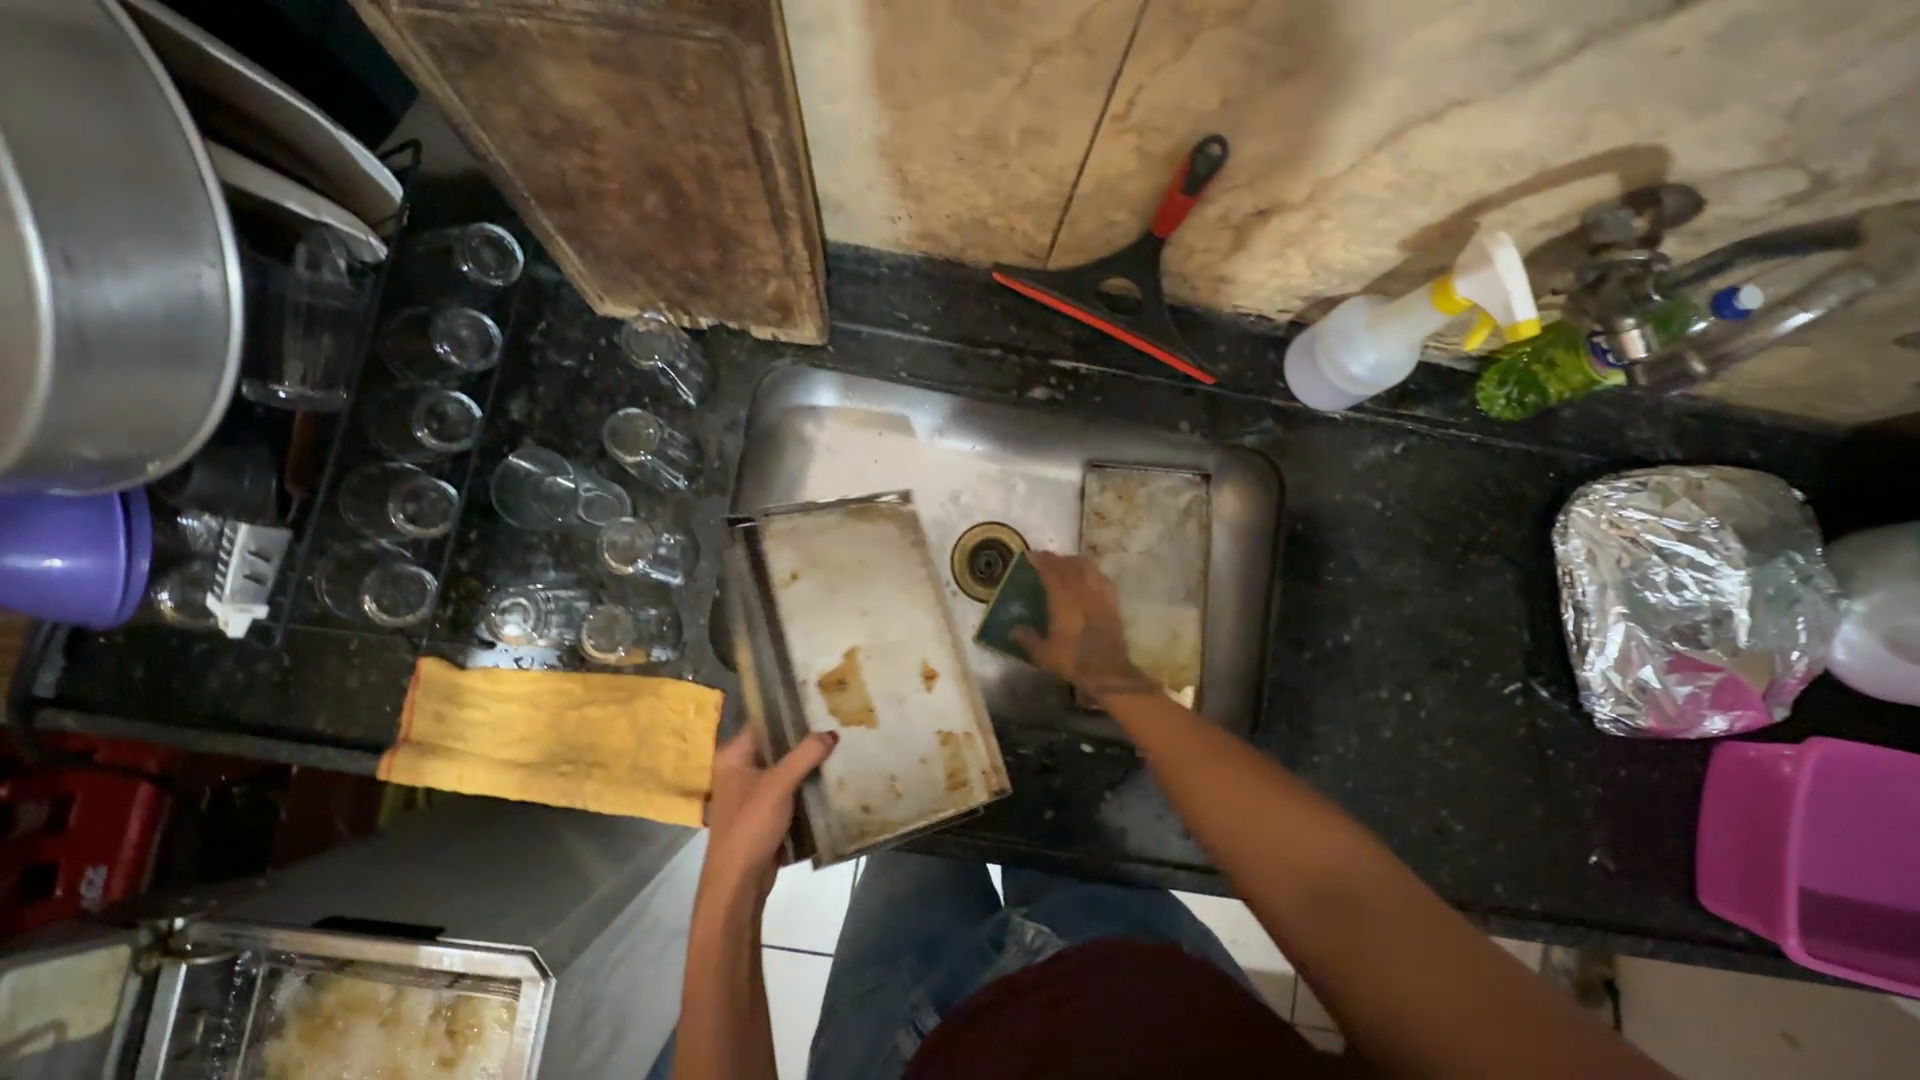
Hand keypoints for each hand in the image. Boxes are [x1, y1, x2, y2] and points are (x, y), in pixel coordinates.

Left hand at [703, 729, 836, 896]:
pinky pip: (790, 790)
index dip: (789, 713)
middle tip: (836, 723)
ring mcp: (753, 793)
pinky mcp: (766, 813)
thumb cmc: (750, 826)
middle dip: (804, 739)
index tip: (819, 702)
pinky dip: (807, 785)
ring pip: (785, 769)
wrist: (739, 882)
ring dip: (808, 763)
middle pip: (776, 746)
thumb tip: (831, 732)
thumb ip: (805, 755)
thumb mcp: (778, 785)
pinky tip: (832, 777)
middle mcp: (740, 770)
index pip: (763, 723)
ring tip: (840, 746)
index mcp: (733, 757)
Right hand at [1012, 552, 1159, 701]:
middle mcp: (1082, 592)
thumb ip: (1028, 639)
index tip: (1030, 555)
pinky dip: (1092, 572)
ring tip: (1066, 562)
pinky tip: (1089, 575)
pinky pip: (1102, 578)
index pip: (1051, 572)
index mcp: (1063, 601)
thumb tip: (1013, 630)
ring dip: (1074, 561)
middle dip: (1055, 558)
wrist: (1108, 671)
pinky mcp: (1113, 603)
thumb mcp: (1044, 654)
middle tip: (1045, 557)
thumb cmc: (1073, 661)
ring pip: (1087, 568)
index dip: (1040, 561)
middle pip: (1069, 565)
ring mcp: (1100, 595)